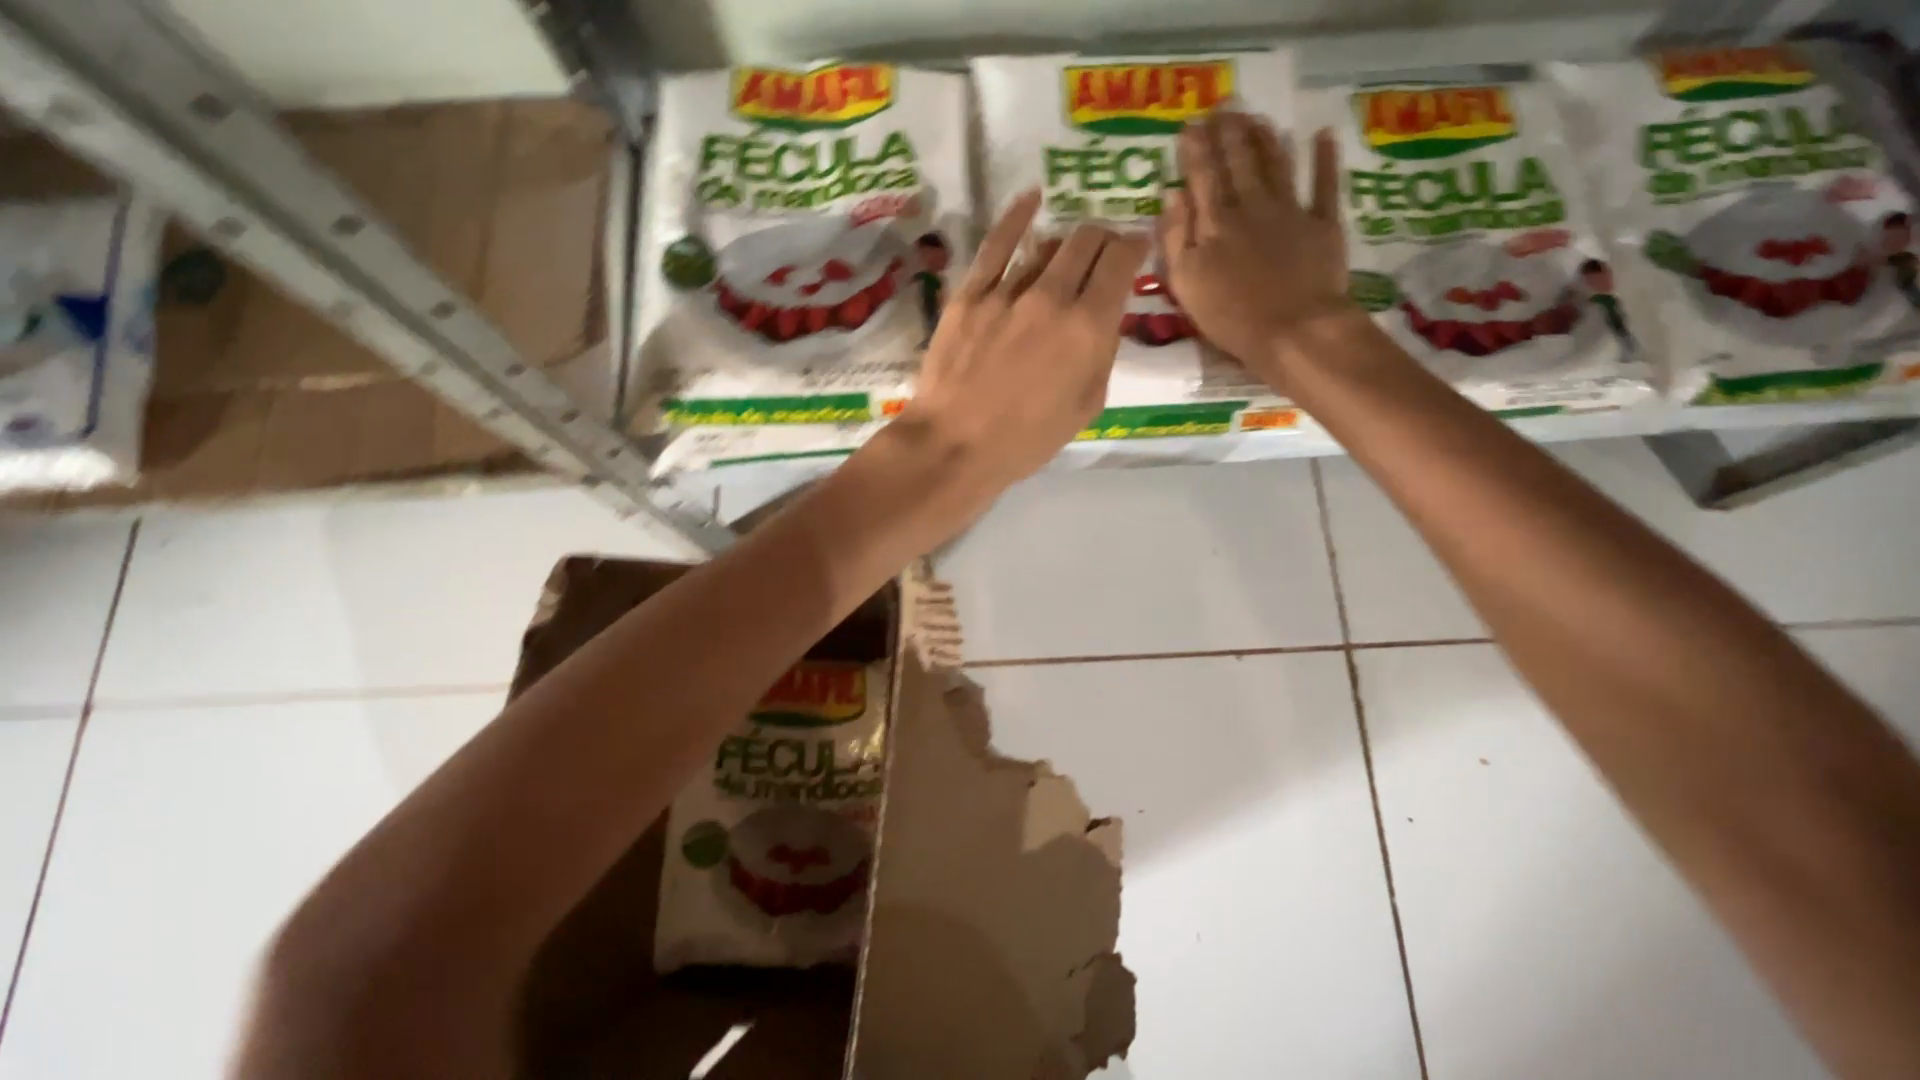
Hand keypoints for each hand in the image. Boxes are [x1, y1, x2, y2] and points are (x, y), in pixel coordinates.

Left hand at [901, 190, 1149, 487]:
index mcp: (1089, 327)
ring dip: (1065, 242)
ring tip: (1070, 246)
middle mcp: (1053, 297)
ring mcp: (1008, 291)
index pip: (1121, 262)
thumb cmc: (1027, 439)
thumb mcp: (1086, 405)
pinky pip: (996, 245)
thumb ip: (1101, 354)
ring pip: (1046, 245)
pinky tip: (1031, 199)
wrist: (956, 444)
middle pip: (1086, 243)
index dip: (1134, 246)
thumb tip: (1103, 318)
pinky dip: (1017, 217)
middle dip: (1103, 237)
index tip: (1138, 244)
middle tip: (1105, 247)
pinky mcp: (971, 294)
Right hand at [1163, 112, 1355, 385]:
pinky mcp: (1323, 224)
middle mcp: (1251, 207)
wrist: (1294, 330)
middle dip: (1229, 132)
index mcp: (1214, 223)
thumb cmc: (1231, 316)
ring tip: (1256, 116)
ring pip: (1275, 164)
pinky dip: (1324, 159)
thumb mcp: (1185, 283)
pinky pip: (1324, 184)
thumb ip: (1175, 237)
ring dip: (1265, 138)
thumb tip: (1171, 195)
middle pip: (1238, 163)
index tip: (1191, 124)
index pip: (1202, 177)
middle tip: (1225, 105)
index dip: (1196, 149)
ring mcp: (1290, 212)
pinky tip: (1321, 135)